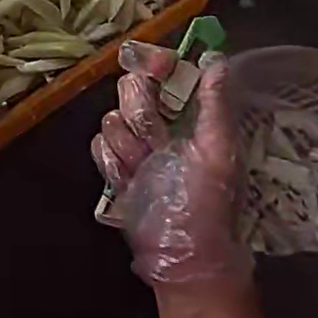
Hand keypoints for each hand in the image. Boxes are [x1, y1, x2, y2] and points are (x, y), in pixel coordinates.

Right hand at [92, 41, 249, 288]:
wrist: (181, 258)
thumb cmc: (208, 204)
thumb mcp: (219, 152)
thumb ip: (214, 104)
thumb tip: (216, 59)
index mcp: (187, 113)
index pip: (162, 68)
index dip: (155, 62)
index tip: (157, 68)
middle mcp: (158, 121)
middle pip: (129, 87)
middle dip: (141, 116)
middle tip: (157, 144)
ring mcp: (132, 142)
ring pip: (110, 118)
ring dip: (129, 147)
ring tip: (148, 171)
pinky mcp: (112, 164)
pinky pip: (98, 145)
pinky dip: (113, 164)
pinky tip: (130, 181)